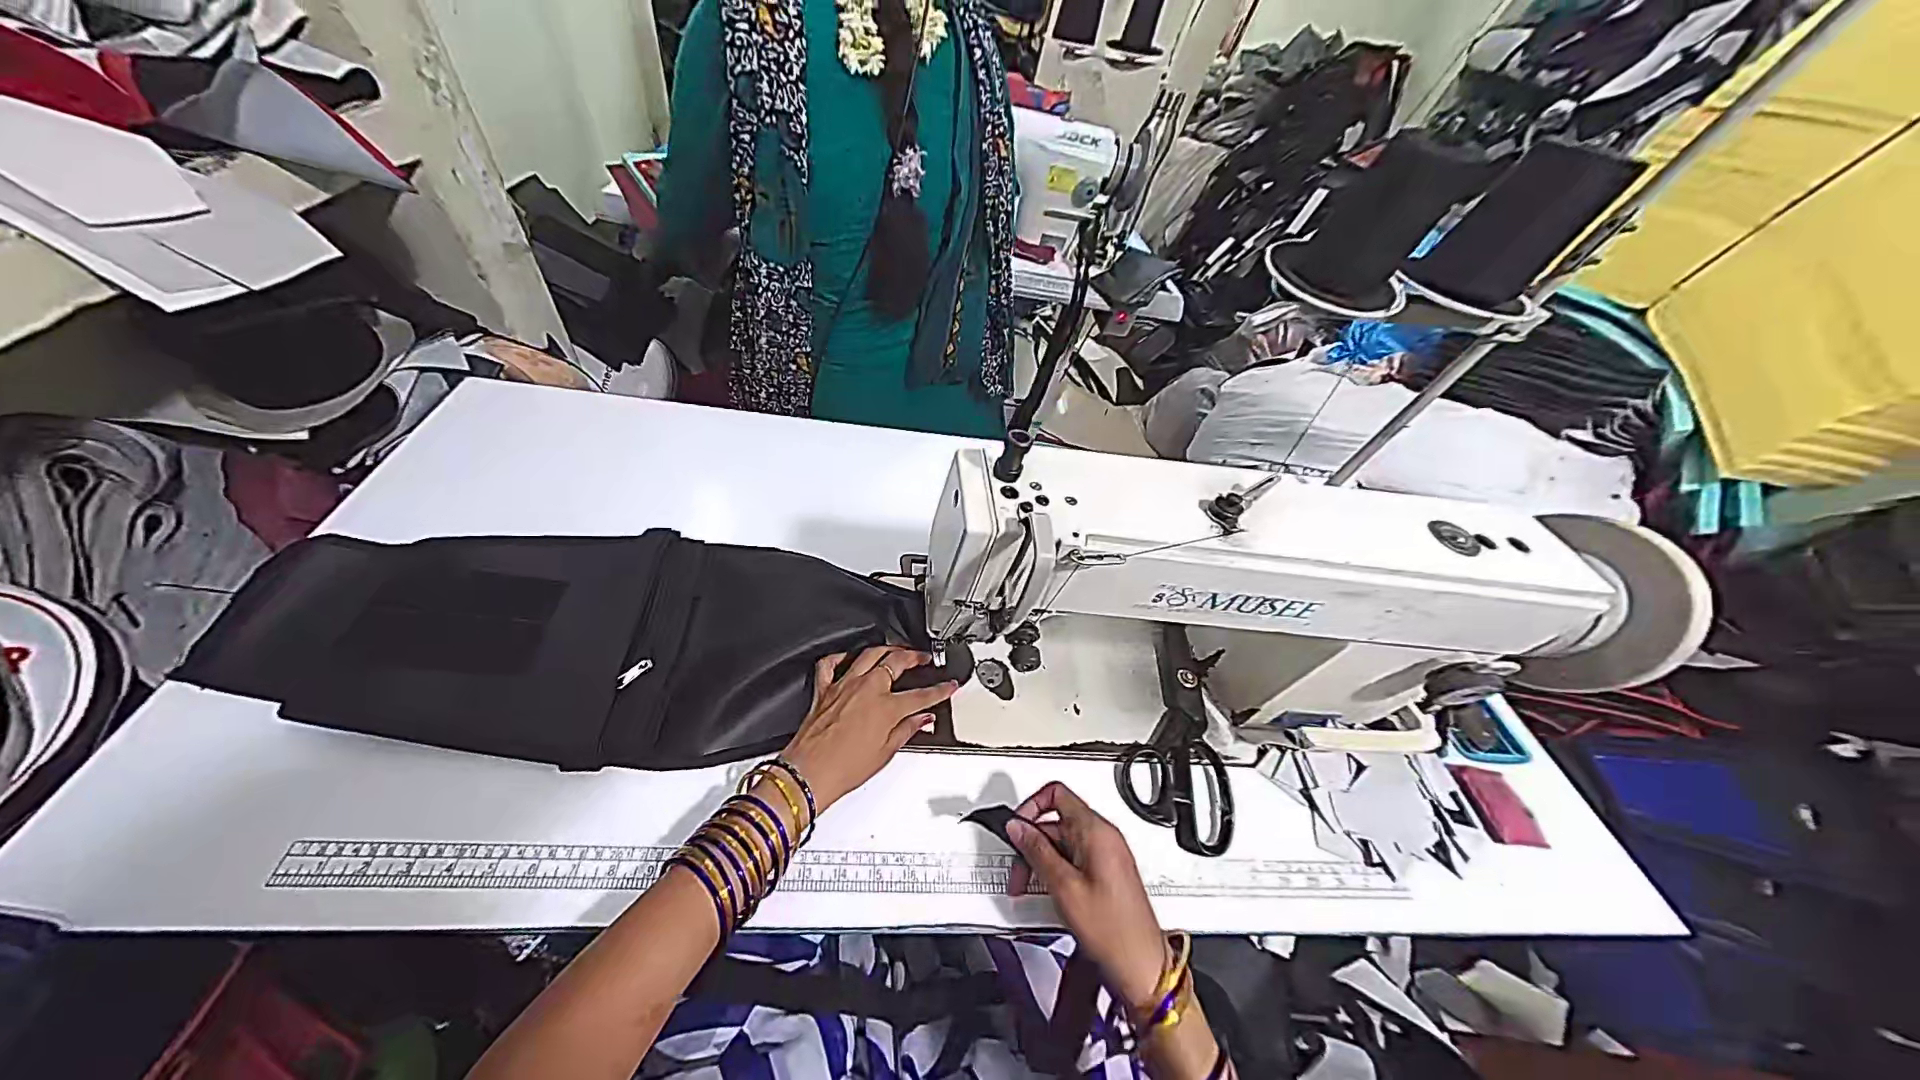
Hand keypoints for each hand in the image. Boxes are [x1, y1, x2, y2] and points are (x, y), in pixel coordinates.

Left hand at [779, 646, 958, 810]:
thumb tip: (922, 719)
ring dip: (887, 649)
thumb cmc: (844, 768)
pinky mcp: (824, 689)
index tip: (949, 685)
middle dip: (916, 657)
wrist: (809, 774)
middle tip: (924, 658)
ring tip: (896, 650)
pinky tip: (849, 657)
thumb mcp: (885, 753)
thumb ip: (907, 730)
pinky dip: (841, 657)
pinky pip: (831, 663)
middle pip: (897, 661)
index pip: (922, 695)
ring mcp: (844, 685)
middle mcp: (866, 689)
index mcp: (887, 708)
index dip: (940, 689)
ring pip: (869, 654)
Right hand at [1004, 782, 1167, 1016]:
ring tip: (1030, 887)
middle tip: (1019, 870)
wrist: (1141, 965)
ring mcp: (1106, 854)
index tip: (1017, 829)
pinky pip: (1073, 858)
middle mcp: (1103, 836)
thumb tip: (1018, 827)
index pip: (1056, 794)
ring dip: (1041, 860)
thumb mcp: (1064, 887)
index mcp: (1096, 831)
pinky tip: (1048, 892)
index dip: (1031, 807)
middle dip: (1031, 843)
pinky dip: (1055, 870)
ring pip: (1061, 841)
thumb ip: (1037, 851)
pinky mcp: (1105, 871)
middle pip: (1055, 821)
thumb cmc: (1113, 931)